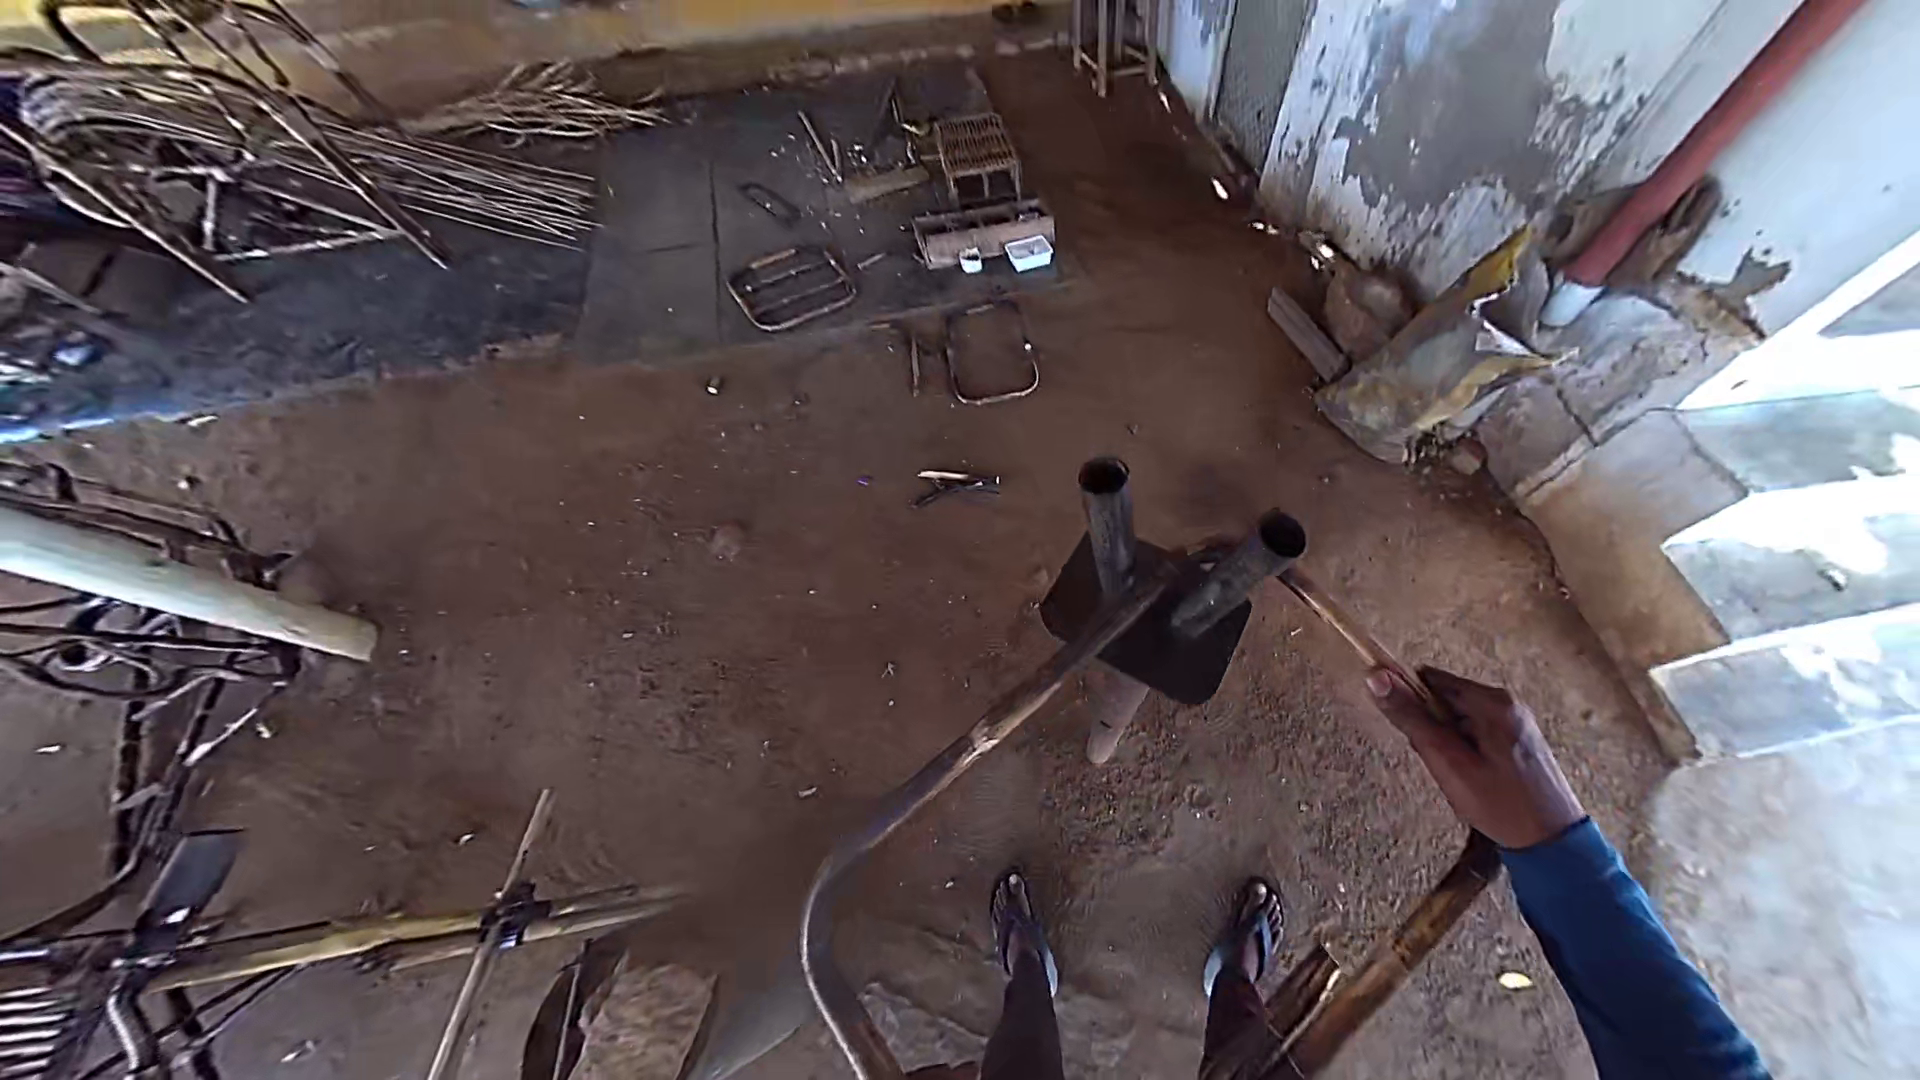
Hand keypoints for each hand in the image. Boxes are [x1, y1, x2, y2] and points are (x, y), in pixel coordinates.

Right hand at [1366, 666, 1585, 849]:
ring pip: (1454, 715)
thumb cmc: (1498, 802)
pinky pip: (1471, 729)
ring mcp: (1515, 721)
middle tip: (1438, 758)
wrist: (1553, 846)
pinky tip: (1468, 772)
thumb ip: (1408, 716)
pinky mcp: (1518, 738)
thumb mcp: (1445, 758)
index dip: (1411, 702)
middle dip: (1429, 724)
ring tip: (1455, 769)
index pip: (1428, 679)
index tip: (1416, 734)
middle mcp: (1506, 703)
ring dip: (1443, 738)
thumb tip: (1374, 676)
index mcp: (1492, 701)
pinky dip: (1460, 746)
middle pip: (1442, 697)